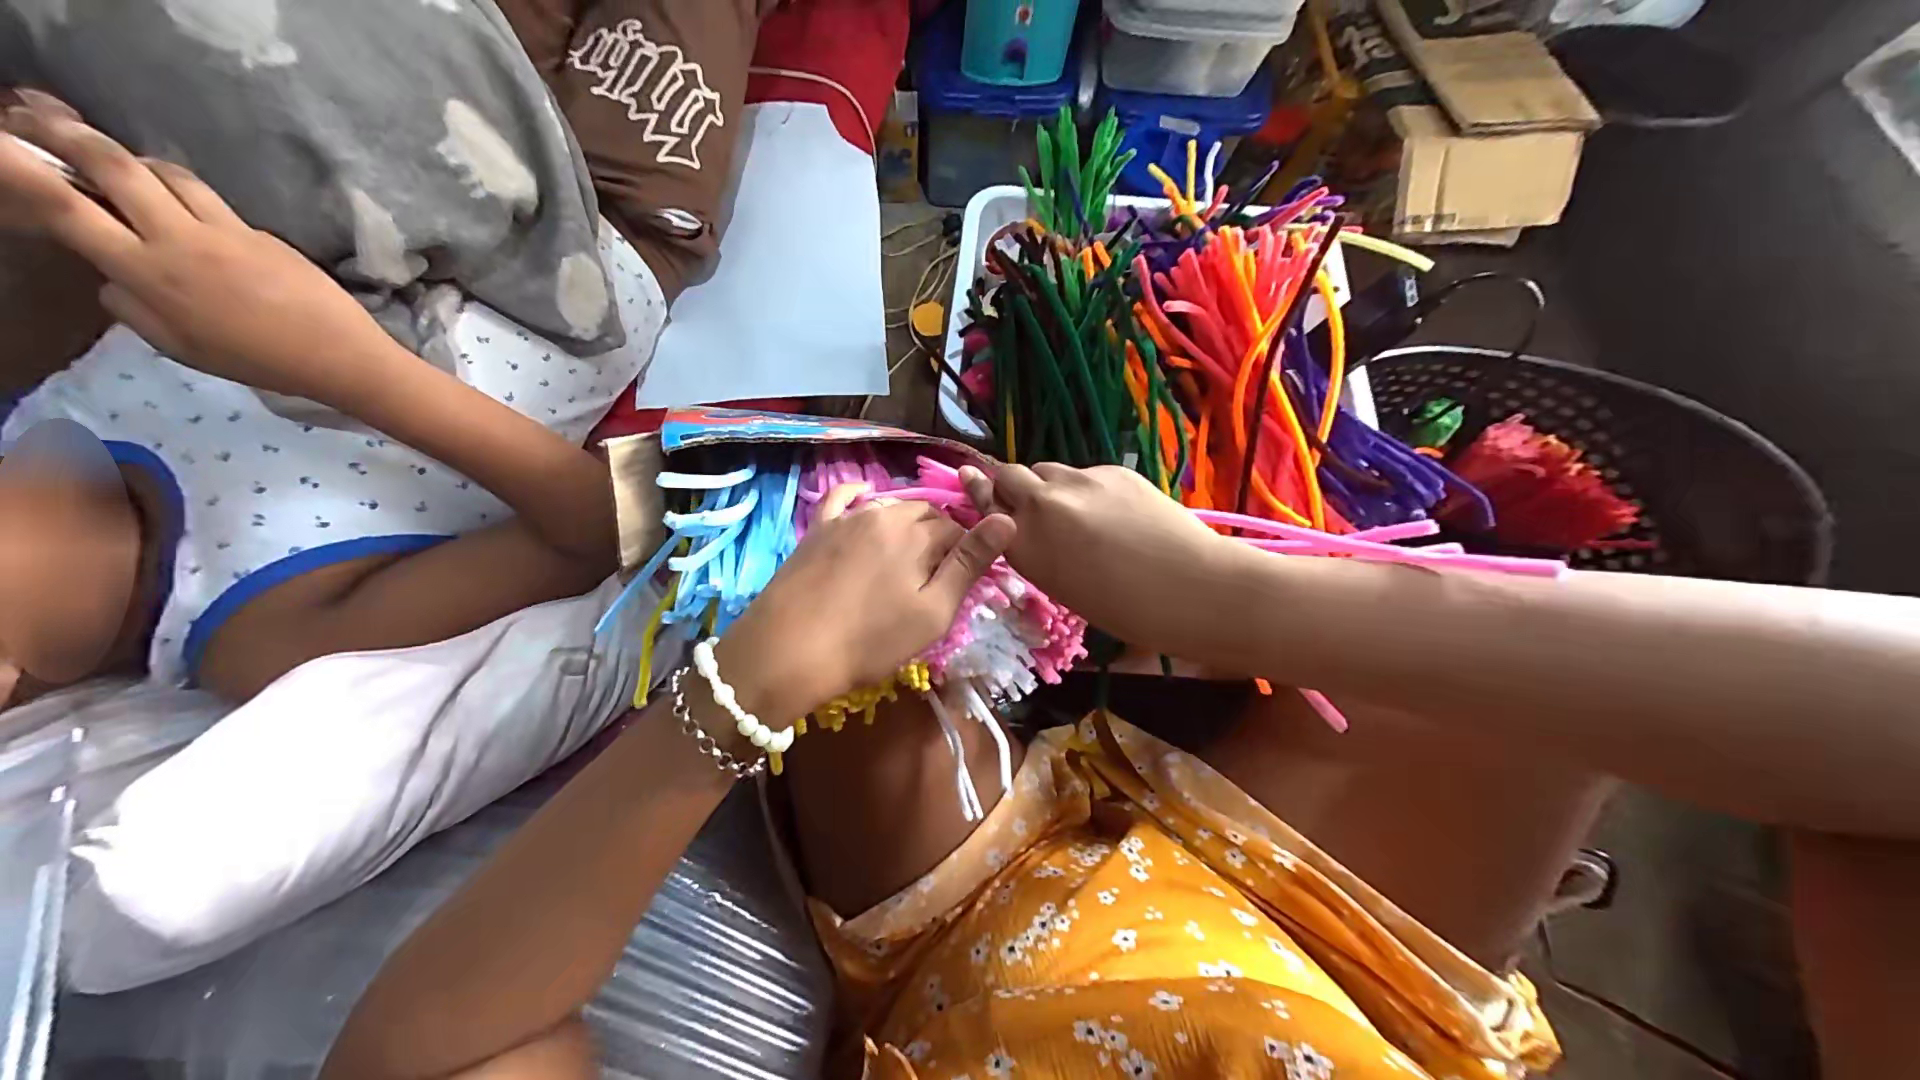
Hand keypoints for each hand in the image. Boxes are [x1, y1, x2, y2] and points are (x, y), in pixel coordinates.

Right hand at [0, 96, 397, 400]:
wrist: (345, 356)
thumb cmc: (261, 361)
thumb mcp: (179, 346)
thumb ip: (132, 307)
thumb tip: (112, 276)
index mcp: (147, 271)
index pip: (63, 204)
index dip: (17, 165)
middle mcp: (182, 240)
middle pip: (114, 165)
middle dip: (66, 132)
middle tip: (38, 116)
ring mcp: (231, 233)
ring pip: (170, 173)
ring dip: (137, 160)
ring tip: (121, 162)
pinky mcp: (269, 237)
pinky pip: (219, 205)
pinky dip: (194, 198)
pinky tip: (194, 210)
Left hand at [716, 484, 1014, 724]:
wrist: (790, 649)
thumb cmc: (871, 641)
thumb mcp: (933, 611)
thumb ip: (970, 563)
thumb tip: (1006, 518)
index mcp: (919, 535)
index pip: (959, 530)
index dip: (969, 552)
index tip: (966, 579)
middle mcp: (886, 515)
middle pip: (926, 515)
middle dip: (941, 535)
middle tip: (938, 572)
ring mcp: (848, 518)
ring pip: (891, 507)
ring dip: (908, 524)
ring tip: (908, 554)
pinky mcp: (818, 528)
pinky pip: (842, 498)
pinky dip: (859, 494)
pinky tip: (864, 495)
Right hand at [961, 462, 1234, 656]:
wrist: (1193, 587)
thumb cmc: (1126, 609)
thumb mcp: (1061, 585)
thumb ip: (1035, 547)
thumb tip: (1025, 523)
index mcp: (1025, 544)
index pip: (985, 502)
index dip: (978, 489)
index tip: (971, 479)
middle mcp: (1043, 504)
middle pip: (1009, 474)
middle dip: (1011, 484)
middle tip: (1026, 502)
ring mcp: (1079, 481)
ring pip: (1048, 471)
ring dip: (1049, 486)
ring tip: (1074, 512)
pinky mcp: (1113, 470)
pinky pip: (1084, 474)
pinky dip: (1086, 489)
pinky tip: (1112, 512)